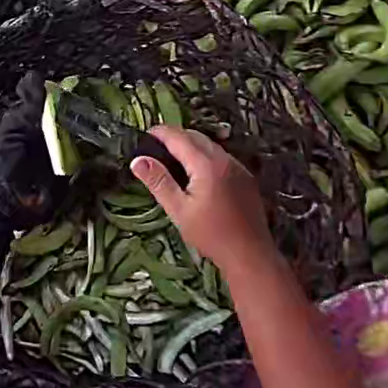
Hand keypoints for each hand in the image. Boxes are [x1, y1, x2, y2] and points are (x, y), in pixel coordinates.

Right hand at [130, 126, 274, 273]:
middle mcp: (224, 159)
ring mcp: (238, 167)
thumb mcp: (179, 209)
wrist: (250, 253)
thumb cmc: (211, 234)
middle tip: (156, 148)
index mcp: (206, 164)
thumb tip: (138, 160)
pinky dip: (205, 157)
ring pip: (210, 145)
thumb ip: (159, 181)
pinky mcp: (245, 177)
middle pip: (195, 136)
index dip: (160, 133)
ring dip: (191, 146)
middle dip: (175, 137)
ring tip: (173, 161)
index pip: (179, 137)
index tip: (145, 135)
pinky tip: (197, 175)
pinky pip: (221, 157)